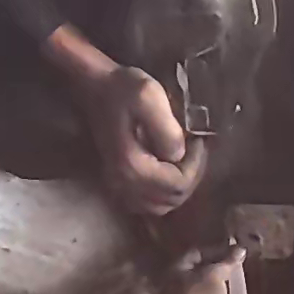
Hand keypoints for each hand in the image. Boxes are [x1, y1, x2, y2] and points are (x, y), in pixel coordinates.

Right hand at [77, 65, 207, 215]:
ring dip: (178, 187)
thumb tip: (178, 156)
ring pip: (161, 206)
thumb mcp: (150, 97)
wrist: (95, 87)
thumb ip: (167, 130)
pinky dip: (162, 193)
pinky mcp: (117, 184)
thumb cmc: (123, 89)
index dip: (196, 166)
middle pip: (172, 199)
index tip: (198, 141)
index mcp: (133, 167)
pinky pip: (146, 204)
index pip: (179, 185)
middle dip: (190, 177)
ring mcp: (118, 187)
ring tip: (184, 161)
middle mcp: (123, 184)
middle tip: (194, 151)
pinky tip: (168, 172)